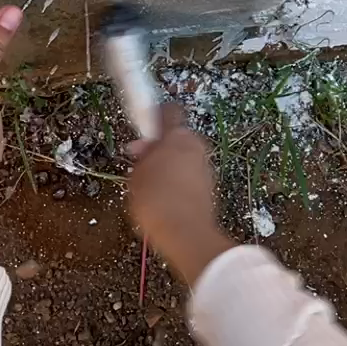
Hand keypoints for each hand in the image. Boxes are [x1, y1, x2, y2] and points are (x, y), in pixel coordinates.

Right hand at [126, 104, 234, 283]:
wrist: (186, 234)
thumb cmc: (156, 201)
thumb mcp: (136, 176)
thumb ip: (141, 156)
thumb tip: (142, 148)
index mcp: (177, 136)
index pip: (169, 111)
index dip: (155, 115)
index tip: (144, 127)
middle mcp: (195, 146)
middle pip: (177, 137)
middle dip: (161, 146)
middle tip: (142, 162)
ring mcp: (205, 167)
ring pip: (185, 157)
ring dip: (171, 165)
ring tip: (151, 185)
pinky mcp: (210, 187)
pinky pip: (191, 176)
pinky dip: (179, 181)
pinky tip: (165, 198)